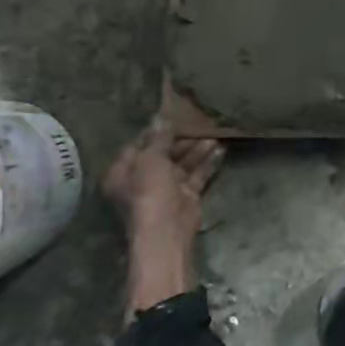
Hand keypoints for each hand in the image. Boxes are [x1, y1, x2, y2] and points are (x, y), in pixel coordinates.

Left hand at [103, 118, 224, 317]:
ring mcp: (166, 188)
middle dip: (182, 139)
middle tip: (200, 122)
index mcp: (124, 171)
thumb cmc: (149, 191)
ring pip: (183, 163)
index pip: (138, 144)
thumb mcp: (151, 159)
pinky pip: (197, 175)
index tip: (173, 115)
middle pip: (164, 153)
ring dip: (198, 149)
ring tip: (215, 134)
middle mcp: (142, 179)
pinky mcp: (186, 197)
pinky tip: (221, 150)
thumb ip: (159, 138)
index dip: (156, 131)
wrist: (167, 230)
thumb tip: (161, 118)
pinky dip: (208, 164)